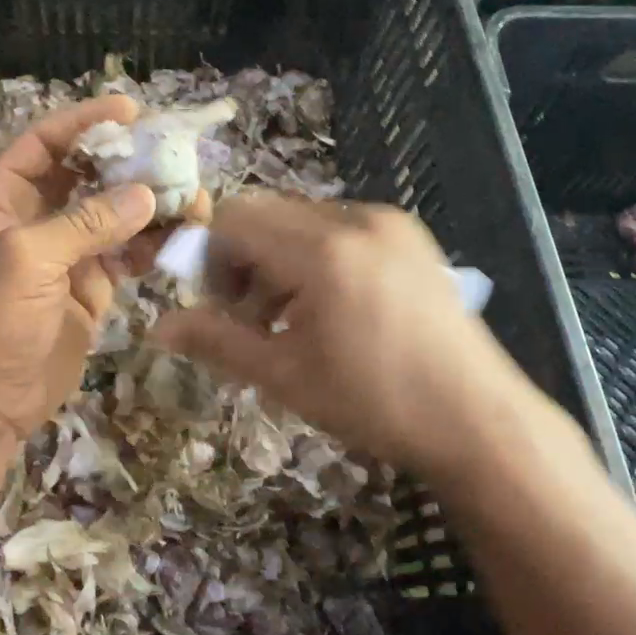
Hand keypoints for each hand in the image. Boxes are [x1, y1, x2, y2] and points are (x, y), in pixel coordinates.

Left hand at [0, 96, 158, 440]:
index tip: (130, 108)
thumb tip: (146, 195)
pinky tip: (179, 237)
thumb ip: (85, 223)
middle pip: (83, 175)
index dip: (82, 122)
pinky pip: (124, 254)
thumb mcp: (25, 260)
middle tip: (173, 155)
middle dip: (126, 163)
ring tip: (190, 197)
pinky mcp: (87, 289)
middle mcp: (30, 219)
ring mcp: (62, 255)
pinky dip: (150, 245)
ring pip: (111, 215)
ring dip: (147, 205)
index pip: (42, 144)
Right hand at [152, 195, 540, 473]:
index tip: (218, 306)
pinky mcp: (411, 238)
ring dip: (278, 259)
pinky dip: (316, 257)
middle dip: (243, 259)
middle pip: (268, 214)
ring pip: (303, 221)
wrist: (478, 421)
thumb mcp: (284, 377)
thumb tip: (157, 327)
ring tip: (290, 320)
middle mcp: (357, 219)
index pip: (235, 219)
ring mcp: (390, 224)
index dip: (209, 256)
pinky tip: (329, 310)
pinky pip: (340, 229)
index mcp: (323, 251)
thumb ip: (217, 342)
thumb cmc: (375, 403)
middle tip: (251, 318)